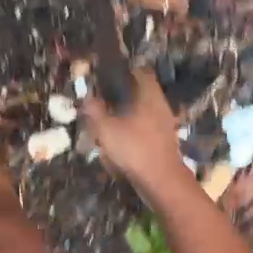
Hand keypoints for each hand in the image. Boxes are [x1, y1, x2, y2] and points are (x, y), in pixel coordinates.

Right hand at [82, 69, 187, 186]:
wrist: (161, 180)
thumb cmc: (134, 148)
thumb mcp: (105, 129)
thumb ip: (94, 111)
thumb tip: (87, 98)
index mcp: (149, 95)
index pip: (140, 72)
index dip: (124, 73)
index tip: (107, 80)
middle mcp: (160, 104)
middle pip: (141, 91)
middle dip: (122, 96)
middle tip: (103, 103)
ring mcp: (165, 122)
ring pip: (144, 109)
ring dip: (127, 113)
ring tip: (108, 123)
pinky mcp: (165, 139)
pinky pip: (147, 125)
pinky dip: (134, 128)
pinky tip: (121, 140)